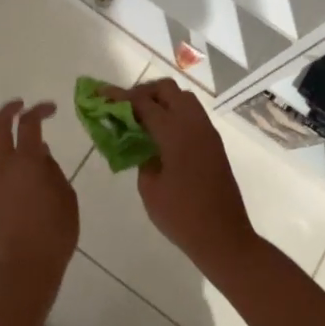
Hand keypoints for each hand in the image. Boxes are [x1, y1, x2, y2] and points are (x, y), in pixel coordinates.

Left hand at [0, 100, 79, 287]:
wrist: (23, 270)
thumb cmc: (54, 234)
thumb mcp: (66, 197)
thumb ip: (52, 170)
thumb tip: (39, 153)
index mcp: (27, 162)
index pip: (29, 124)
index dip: (39, 110)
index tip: (51, 109)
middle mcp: (2, 166)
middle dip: (9, 111)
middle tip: (22, 106)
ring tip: (9, 131)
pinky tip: (7, 166)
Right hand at [107, 79, 257, 274]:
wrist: (223, 236)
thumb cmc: (181, 215)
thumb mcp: (149, 188)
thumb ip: (141, 157)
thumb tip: (141, 143)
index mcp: (175, 131)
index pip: (143, 103)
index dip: (119, 97)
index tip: (101, 93)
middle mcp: (193, 123)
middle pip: (167, 89)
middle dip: (143, 92)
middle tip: (124, 109)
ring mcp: (207, 132)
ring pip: (183, 98)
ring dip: (161, 101)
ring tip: (142, 121)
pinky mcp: (214, 143)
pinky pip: (192, 114)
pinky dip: (175, 113)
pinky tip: (160, 135)